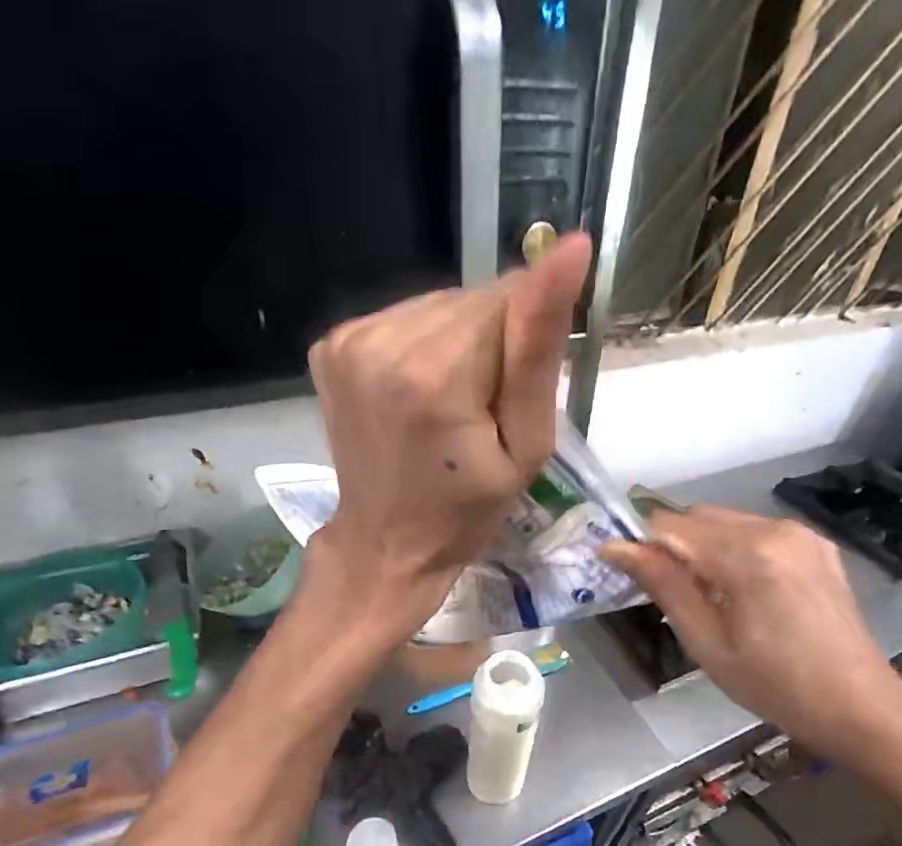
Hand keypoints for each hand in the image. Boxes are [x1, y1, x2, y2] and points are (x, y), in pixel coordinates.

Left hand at [307, 232, 592, 634]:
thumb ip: (540, 348)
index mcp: (436, 373)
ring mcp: (348, 339)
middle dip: (491, 340)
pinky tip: (418, 391)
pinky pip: (404, 317)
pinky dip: (422, 345)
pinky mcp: (331, 342)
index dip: (525, 339)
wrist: (387, 542)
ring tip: (450, 402)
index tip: (513, 392)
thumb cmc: (467, 508)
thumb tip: (570, 247)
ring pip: (439, 303)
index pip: (510, 296)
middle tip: (483, 406)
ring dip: (457, 340)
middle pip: (471, 298)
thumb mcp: (525, 444)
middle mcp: (382, 340)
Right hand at [602, 505, 901, 770]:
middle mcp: (775, 529)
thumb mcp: (706, 642)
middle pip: (697, 517)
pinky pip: (756, 531)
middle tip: (678, 598)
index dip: (643, 548)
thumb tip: (614, 548)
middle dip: (675, 548)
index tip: (635, 580)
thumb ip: (663, 585)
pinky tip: (746, 592)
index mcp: (748, 555)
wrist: (857, 704)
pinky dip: (735, 550)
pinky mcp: (815, 544)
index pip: (670, 525)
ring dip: (704, 549)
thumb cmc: (774, 685)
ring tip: (714, 599)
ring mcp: (800, 533)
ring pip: (725, 521)